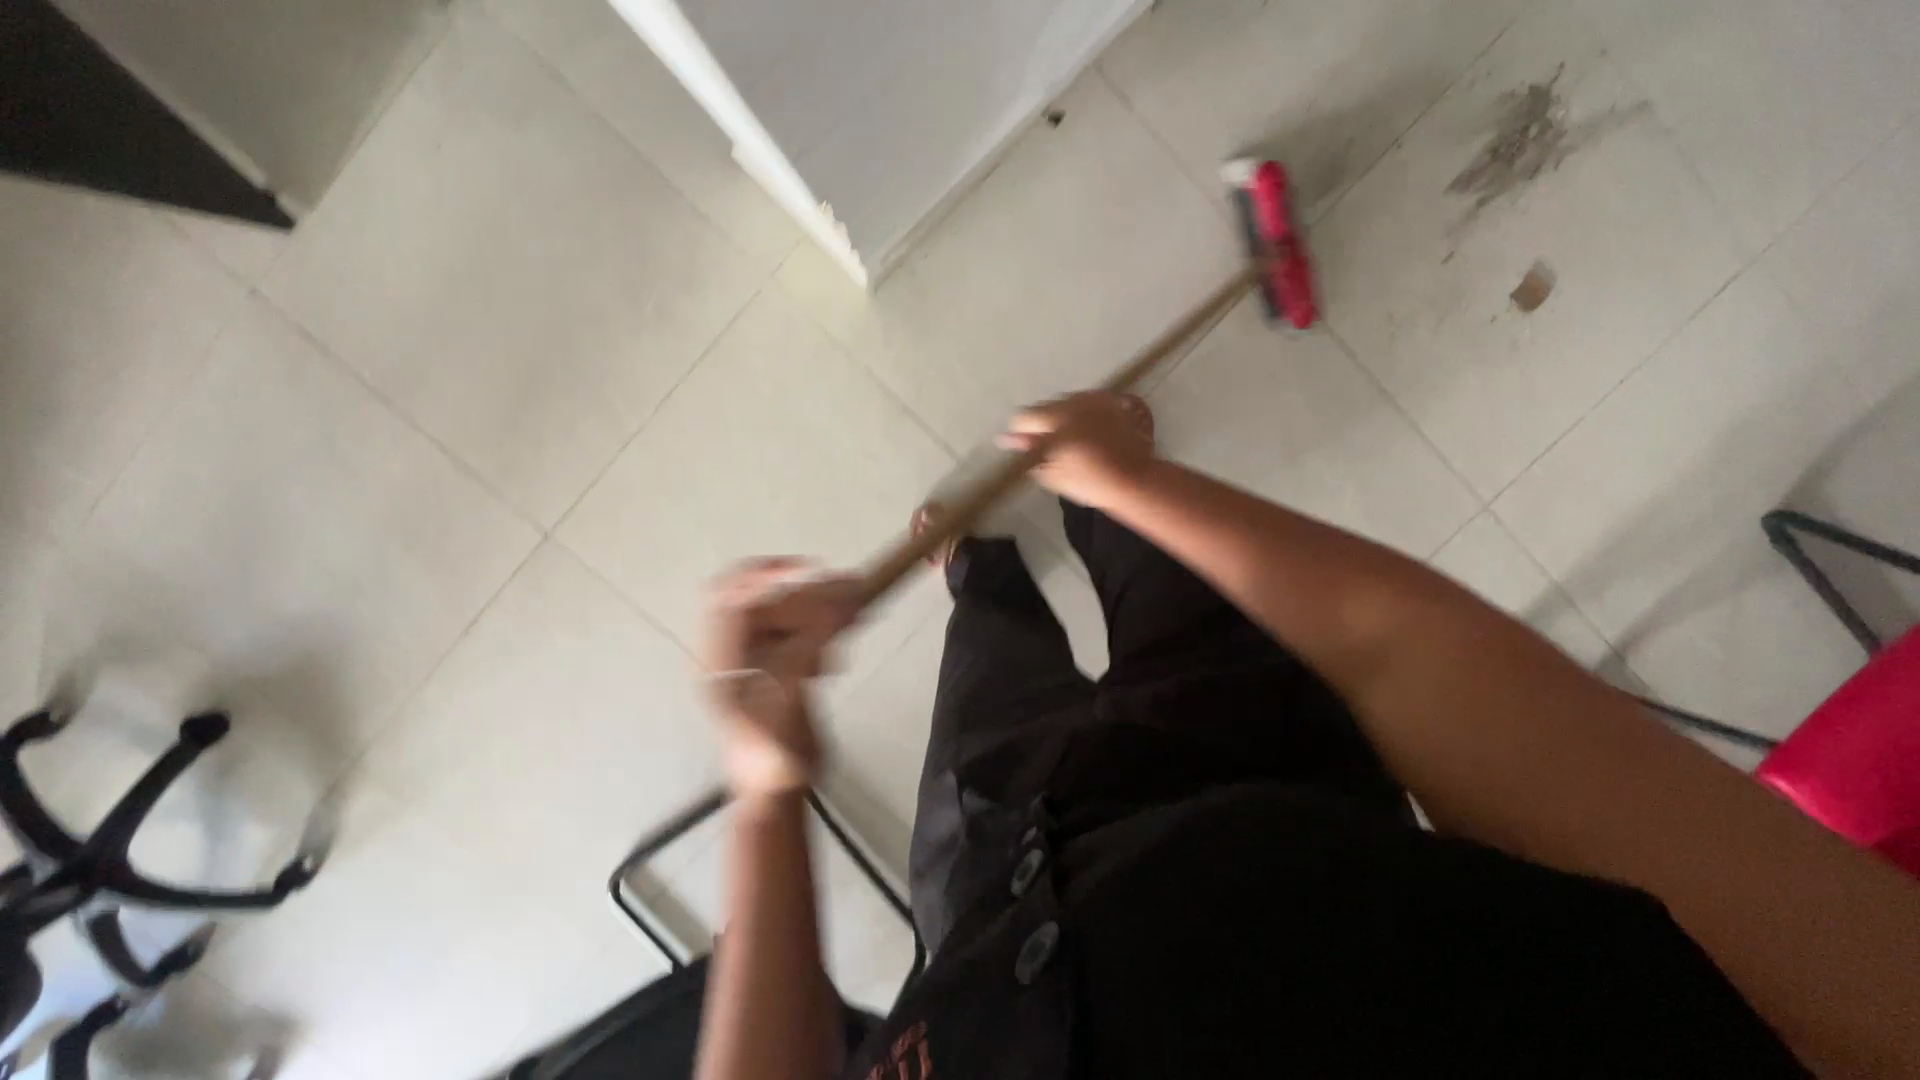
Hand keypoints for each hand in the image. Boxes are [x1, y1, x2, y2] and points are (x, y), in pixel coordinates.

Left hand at [703, 559, 857, 799]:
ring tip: (856, 606)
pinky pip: (798, 631)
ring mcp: (753, 661)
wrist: (776, 794)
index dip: (766, 578)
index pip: (733, 601)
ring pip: (783, 613)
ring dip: (818, 604)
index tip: (808, 572)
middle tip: (844, 588)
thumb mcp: (789, 709)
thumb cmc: (775, 761)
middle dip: (802, 589)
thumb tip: (833, 612)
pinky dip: (824, 622)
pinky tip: (850, 626)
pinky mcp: (776, 668)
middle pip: (760, 599)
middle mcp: (732, 656)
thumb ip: (805, 657)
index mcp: (722, 664)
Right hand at [998, 391, 1156, 508]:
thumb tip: (1009, 439)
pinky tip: (1092, 432)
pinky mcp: (1114, 402)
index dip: (1021, 434)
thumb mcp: (1051, 472)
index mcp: (1053, 416)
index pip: (1022, 417)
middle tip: (1052, 448)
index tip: (1028, 449)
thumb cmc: (1088, 480)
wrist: (1134, 479)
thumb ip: (1029, 451)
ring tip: (1074, 441)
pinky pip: (1089, 403)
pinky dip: (1085, 414)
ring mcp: (1096, 399)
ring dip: (1065, 418)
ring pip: (1067, 403)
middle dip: (1044, 424)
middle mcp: (1073, 400)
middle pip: (1045, 408)